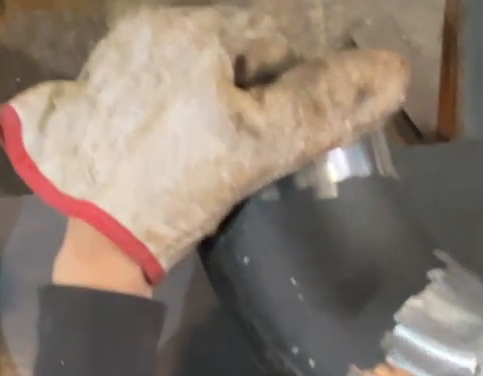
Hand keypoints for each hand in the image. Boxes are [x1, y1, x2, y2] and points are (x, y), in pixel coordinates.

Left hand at [0, 6, 407, 283]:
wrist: (96, 240)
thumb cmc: (179, 191)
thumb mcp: (256, 149)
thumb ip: (319, 108)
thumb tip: (392, 75)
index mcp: (192, 29)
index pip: (272, 39)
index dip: (293, 84)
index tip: (289, 132)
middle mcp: (148, 28)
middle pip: (228, 51)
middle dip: (249, 90)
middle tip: (249, 148)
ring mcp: (113, 60)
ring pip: (191, 69)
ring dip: (211, 100)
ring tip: (209, 155)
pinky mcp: (90, 96)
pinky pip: (151, 90)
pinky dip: (172, 113)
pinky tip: (173, 151)